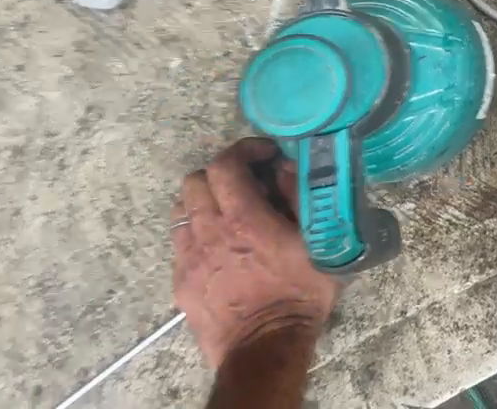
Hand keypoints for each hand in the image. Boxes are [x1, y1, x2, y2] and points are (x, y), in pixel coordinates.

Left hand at [171, 137, 340, 368]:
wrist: (266, 347)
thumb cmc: (300, 290)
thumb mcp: (316, 238)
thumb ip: (298, 196)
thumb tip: (285, 167)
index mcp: (244, 218)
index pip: (225, 164)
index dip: (244, 149)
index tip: (265, 153)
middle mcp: (209, 232)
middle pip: (196, 180)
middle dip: (223, 171)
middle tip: (250, 180)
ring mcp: (189, 259)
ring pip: (182, 209)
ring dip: (206, 198)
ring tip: (232, 209)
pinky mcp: (180, 282)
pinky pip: (180, 241)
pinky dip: (198, 228)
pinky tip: (222, 242)